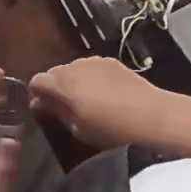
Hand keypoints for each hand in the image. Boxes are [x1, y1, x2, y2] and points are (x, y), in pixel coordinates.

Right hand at [29, 56, 190, 149]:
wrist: (154, 116)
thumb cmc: (113, 130)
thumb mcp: (78, 129)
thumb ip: (55, 112)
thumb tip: (39, 103)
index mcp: (62, 84)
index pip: (36, 81)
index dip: (37, 94)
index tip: (44, 108)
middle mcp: (73, 67)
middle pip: (54, 72)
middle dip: (54, 86)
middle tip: (65, 106)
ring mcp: (93, 61)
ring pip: (72, 68)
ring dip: (73, 80)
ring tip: (87, 98)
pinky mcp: (110, 61)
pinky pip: (90, 67)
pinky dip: (90, 76)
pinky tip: (104, 92)